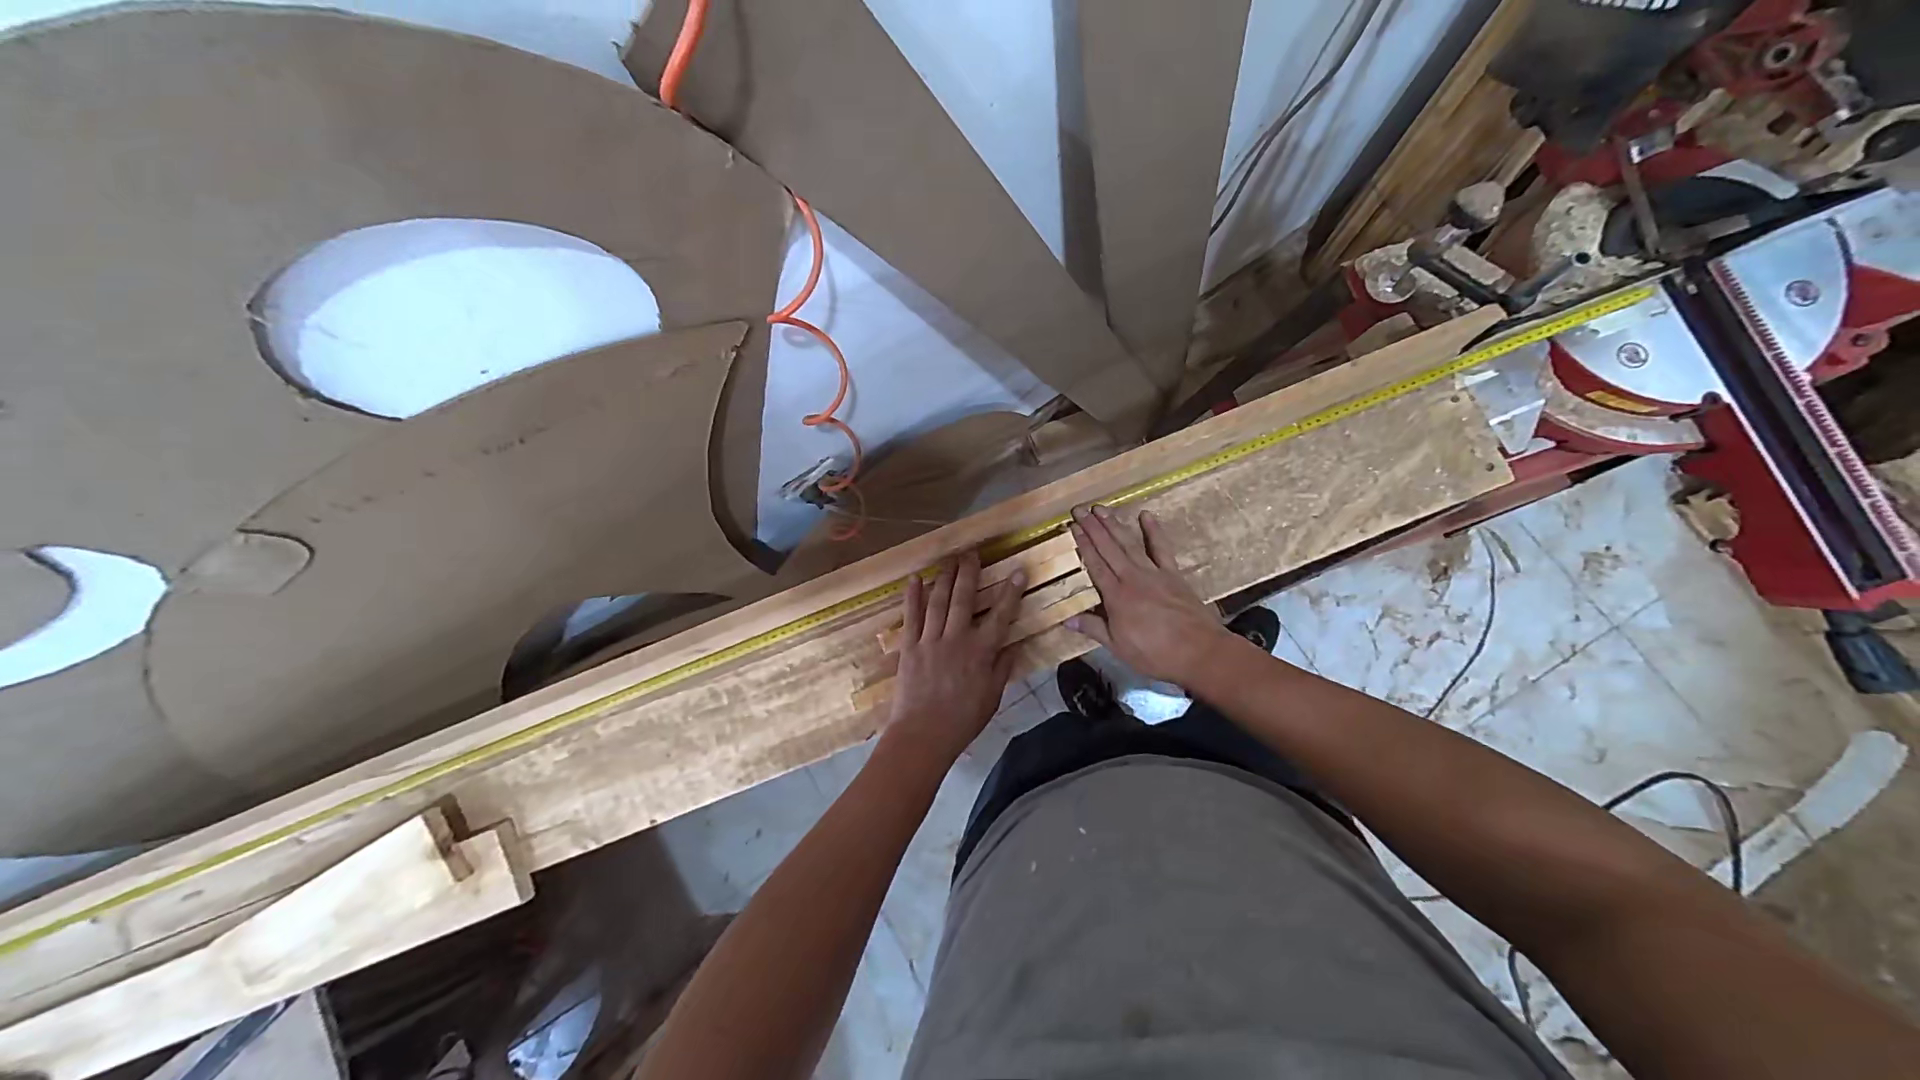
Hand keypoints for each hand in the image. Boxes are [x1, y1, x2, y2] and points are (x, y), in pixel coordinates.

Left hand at [887, 553, 1024, 763]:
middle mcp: (957, 639)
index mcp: (981, 652)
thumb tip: (1014, 646)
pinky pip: (912, 616)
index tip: (1018, 571)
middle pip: (964, 598)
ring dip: (944, 577)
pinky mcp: (909, 647)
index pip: (1000, 615)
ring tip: (950, 558)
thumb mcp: (992, 697)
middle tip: (972, 552)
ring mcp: (931, 640)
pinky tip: (915, 579)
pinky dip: (913, 596)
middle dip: (970, 572)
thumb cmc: (962, 720)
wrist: (923, 735)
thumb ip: (1003, 669)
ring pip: (938, 601)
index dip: (1011, 592)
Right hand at [1067, 505, 1237, 685]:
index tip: (1073, 527)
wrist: (1198, 651)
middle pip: (1109, 548)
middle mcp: (1132, 578)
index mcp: (1116, 596)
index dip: (1083, 545)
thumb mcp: (1118, 646)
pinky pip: (1161, 548)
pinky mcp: (1173, 574)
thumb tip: (1067, 621)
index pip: (1095, 565)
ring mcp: (1154, 573)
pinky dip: (1153, 530)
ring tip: (1101, 508)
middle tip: (1080, 509)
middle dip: (1093, 527)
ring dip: (1114, 524)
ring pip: (1129, 543)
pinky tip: (1145, 515)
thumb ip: (1093, 628)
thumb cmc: (1155, 654)